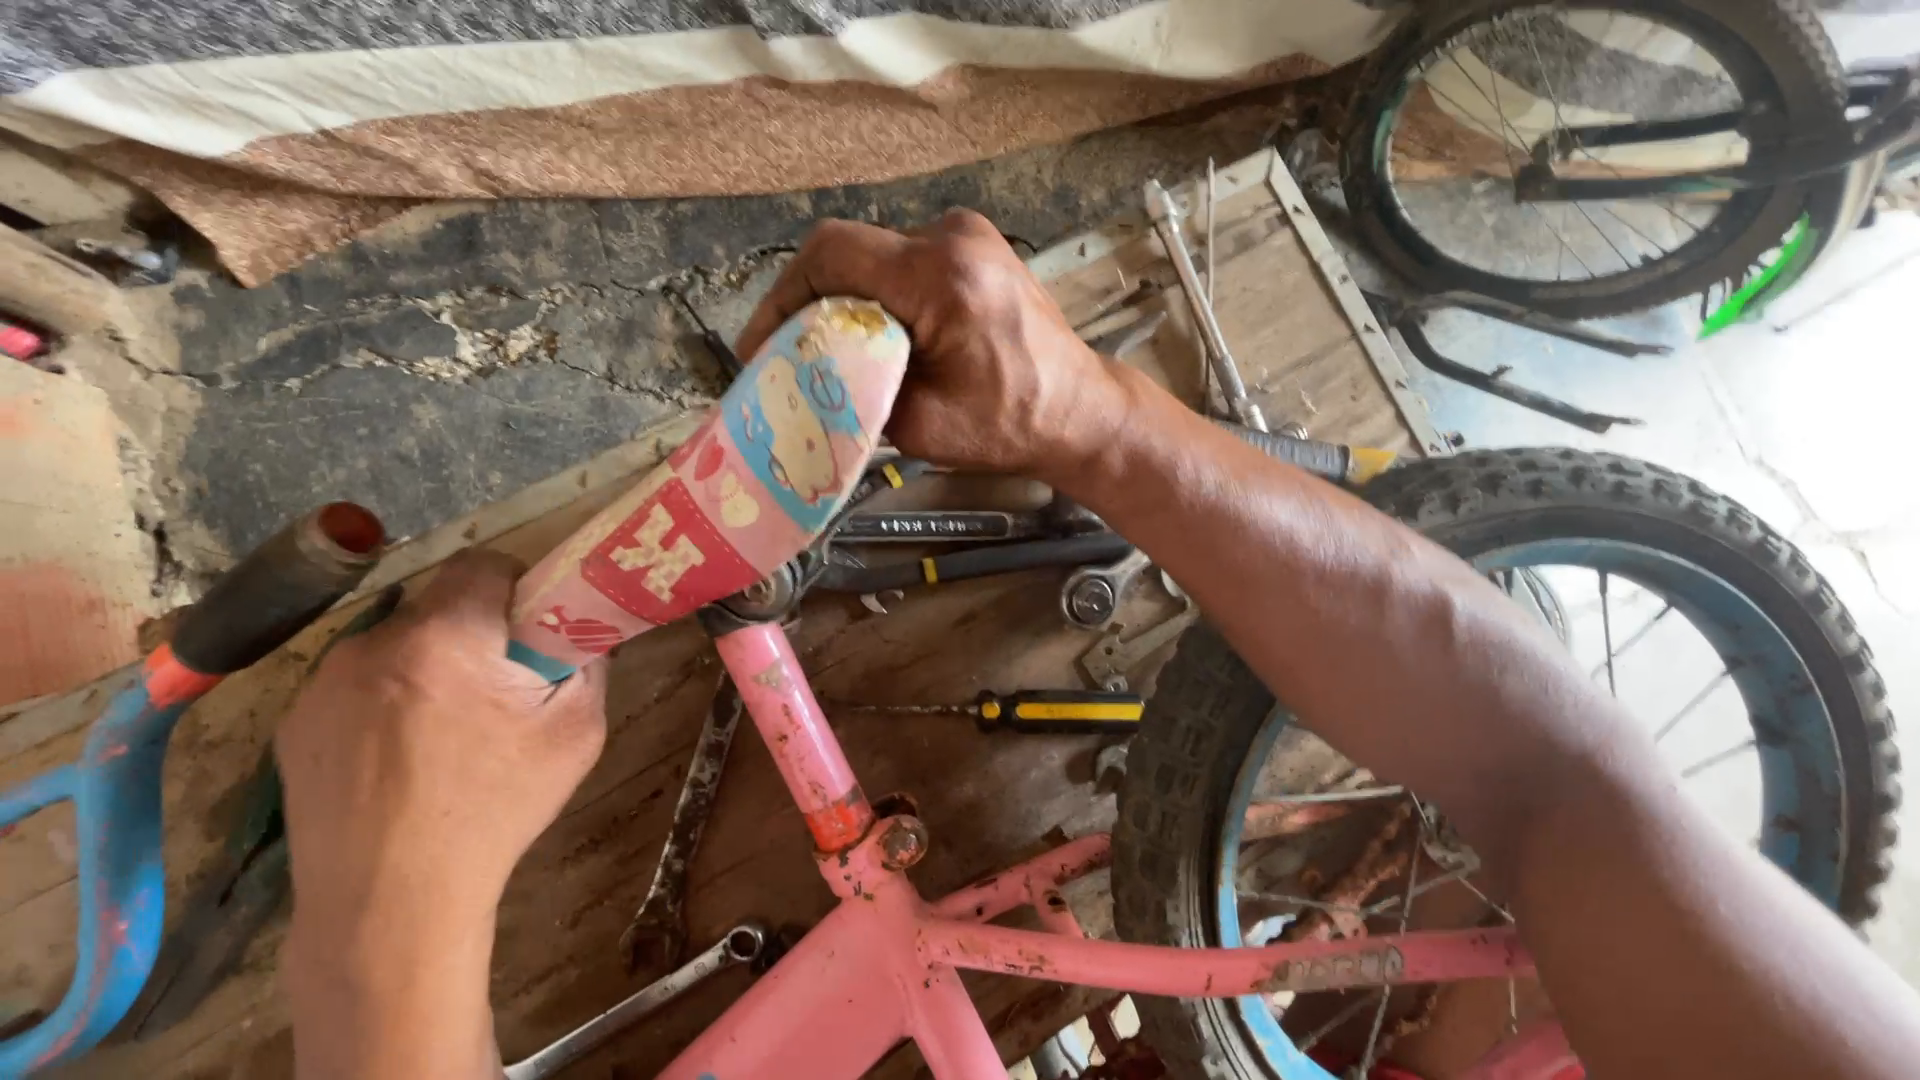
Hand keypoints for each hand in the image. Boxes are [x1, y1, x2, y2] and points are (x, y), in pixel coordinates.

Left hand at [276, 549, 606, 945]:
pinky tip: (400, 756)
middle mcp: (372, 645)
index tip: (532, 627)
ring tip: (445, 730)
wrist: (391, 902)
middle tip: (498, 686)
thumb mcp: (578, 733)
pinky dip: (385, 700)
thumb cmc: (497, 810)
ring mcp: (321, 684)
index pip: (481, 565)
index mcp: (445, 639)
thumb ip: (588, 663)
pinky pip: (356, 684)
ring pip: (395, 645)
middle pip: (437, 606)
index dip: (515, 585)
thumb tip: (583, 631)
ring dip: (427, 665)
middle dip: (473, 631)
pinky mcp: (294, 722)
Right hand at [735, 209, 1134, 479]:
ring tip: (820, 350)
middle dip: (808, 303)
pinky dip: (876, 294)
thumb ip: (855, 392)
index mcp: (940, 275)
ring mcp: (968, 235)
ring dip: (841, 299)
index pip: (832, 255)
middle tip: (784, 354)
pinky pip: (903, 260)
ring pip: (874, 255)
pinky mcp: (975, 248)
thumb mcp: (920, 424)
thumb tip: (805, 377)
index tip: (763, 345)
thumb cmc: (1010, 425)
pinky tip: (868, 335)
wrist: (1079, 412)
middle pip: (849, 251)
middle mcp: (952, 237)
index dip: (783, 298)